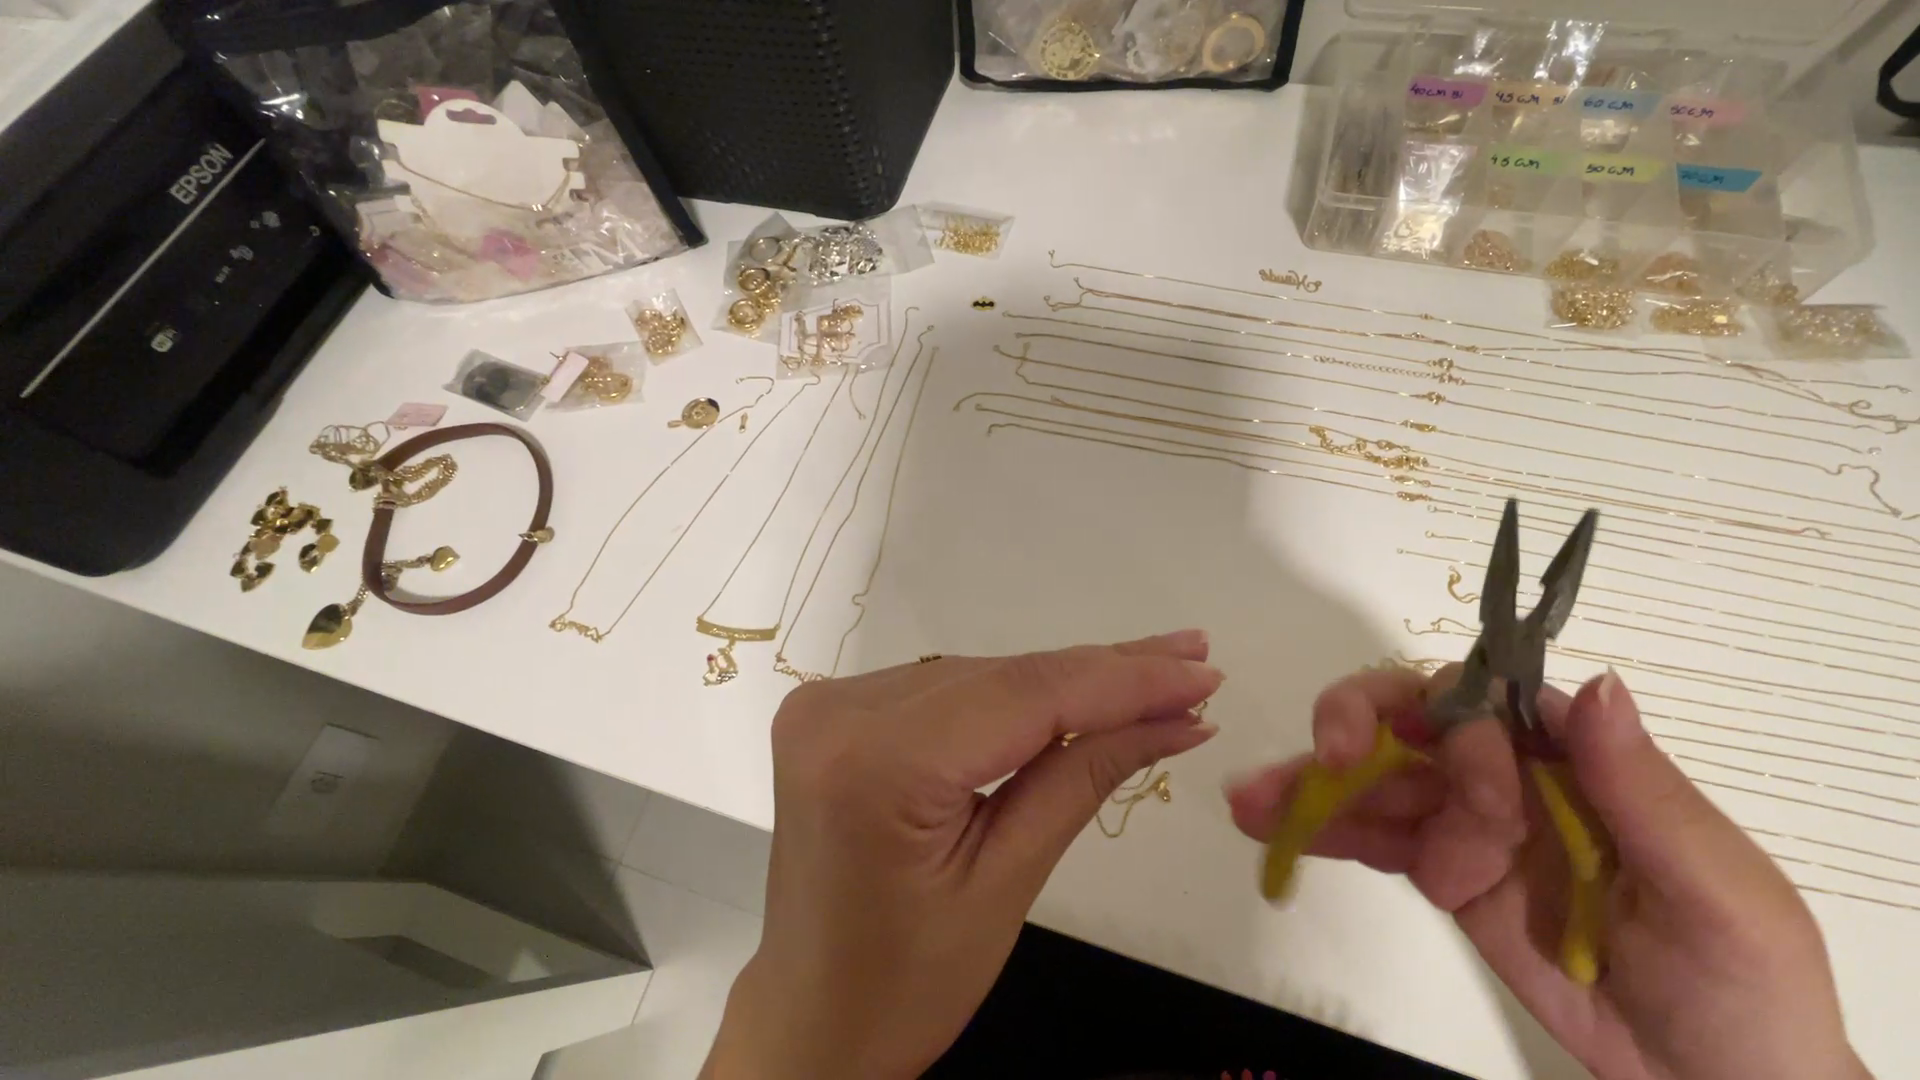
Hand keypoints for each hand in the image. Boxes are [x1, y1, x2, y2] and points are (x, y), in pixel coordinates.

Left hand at [702, 632, 1222, 1079]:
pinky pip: (945, 691)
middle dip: (1104, 673)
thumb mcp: (1008, 882)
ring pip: (978, 677)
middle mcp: (839, 710)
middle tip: (1194, 659)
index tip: (1203, 672)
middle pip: (1001, 678)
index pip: (1024, 697)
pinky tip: (1073, 693)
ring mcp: (829, 704)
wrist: (811, 1015)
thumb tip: (1178, 716)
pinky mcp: (834, 711)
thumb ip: (1085, 778)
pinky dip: (1011, 696)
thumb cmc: (910, 982)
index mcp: (875, 763)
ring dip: (1064, 679)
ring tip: (1154, 676)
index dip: (1122, 680)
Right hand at [1225, 668, 1871, 1079]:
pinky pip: (1367, 838)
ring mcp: (1463, 823)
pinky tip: (1264, 826)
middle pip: (1410, 721)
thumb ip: (1642, 789)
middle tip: (1322, 758)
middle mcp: (1505, 774)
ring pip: (1372, 780)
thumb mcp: (1714, 888)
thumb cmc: (1738, 979)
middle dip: (1356, 728)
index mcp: (1569, 759)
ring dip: (1306, 783)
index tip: (1436, 768)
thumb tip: (1595, 685)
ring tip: (1247, 799)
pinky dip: (1315, 830)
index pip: (1486, 701)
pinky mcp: (1436, 869)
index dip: (1443, 714)